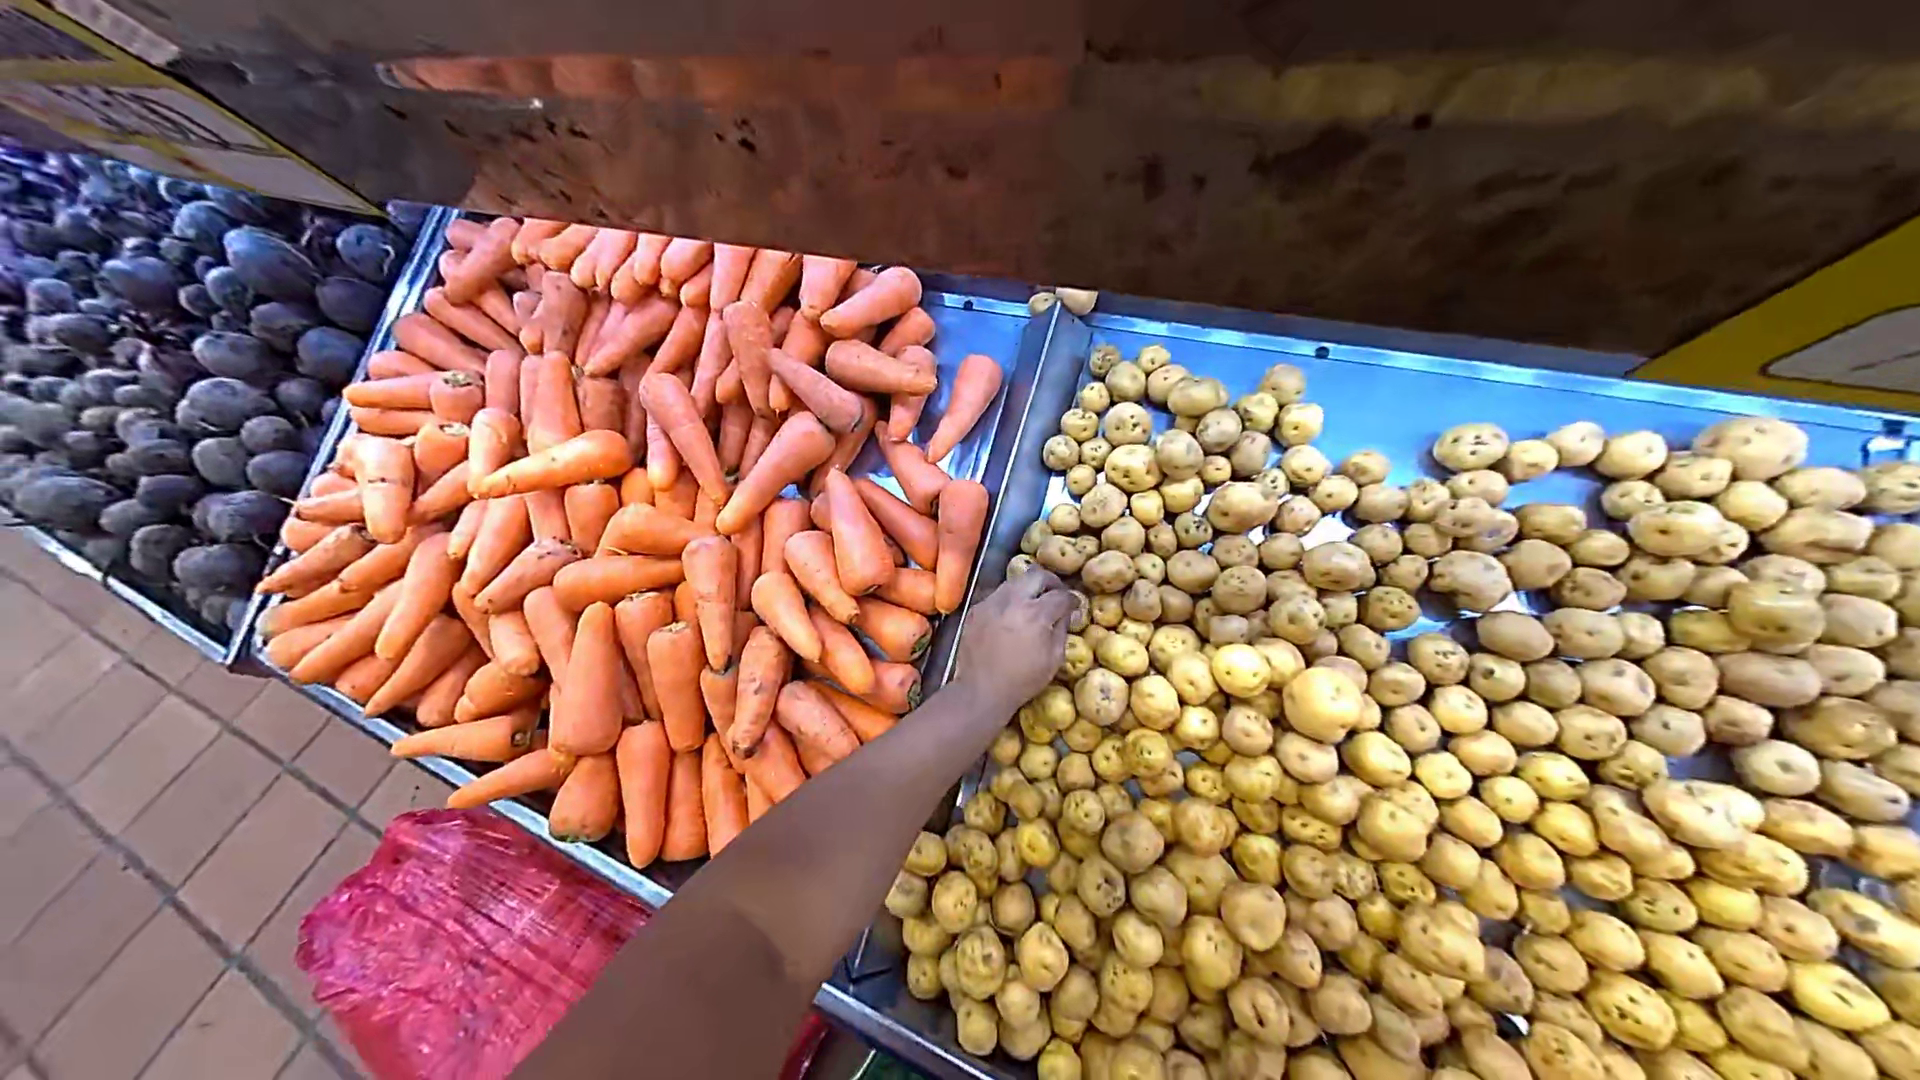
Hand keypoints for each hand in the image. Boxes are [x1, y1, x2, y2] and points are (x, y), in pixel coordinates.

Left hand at [953, 567, 1075, 715]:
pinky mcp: (976, 609)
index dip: (1072, 600)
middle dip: (1051, 582)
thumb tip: (1065, 613)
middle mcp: (1013, 601)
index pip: (1061, 595)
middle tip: (1056, 593)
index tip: (1074, 605)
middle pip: (1037, 575)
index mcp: (1036, 614)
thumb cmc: (1022, 680)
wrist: (981, 689)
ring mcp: (992, 602)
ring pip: (1014, 581)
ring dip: (1028, 588)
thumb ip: (1062, 630)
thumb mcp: (1053, 658)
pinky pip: (997, 595)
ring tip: (1033, 602)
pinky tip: (1011, 615)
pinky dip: (1009, 600)